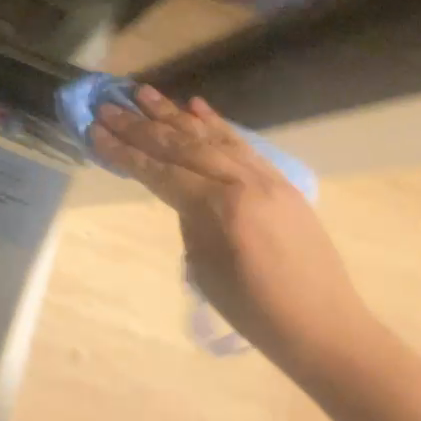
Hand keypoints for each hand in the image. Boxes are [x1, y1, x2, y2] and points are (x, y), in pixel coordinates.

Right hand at [89, 88, 375, 371]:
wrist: (325, 327)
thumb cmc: (254, 310)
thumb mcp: (204, 266)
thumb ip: (189, 217)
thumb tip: (179, 188)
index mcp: (219, 208)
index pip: (160, 171)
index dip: (125, 151)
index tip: (95, 130)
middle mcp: (242, 182)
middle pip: (180, 146)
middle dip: (140, 126)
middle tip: (108, 106)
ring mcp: (265, 177)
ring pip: (210, 136)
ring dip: (173, 114)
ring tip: (143, 93)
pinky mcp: (280, 180)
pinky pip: (242, 143)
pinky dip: (216, 123)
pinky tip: (195, 106)